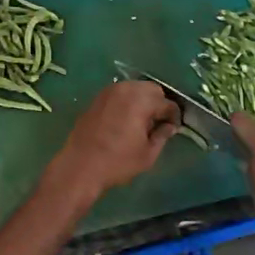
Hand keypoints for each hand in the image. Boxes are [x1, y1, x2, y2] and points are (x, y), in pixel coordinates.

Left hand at [45, 82, 179, 200]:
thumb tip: (169, 126)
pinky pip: (120, 94)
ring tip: (142, 122)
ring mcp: (109, 91)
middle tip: (158, 123)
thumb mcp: (147, 154)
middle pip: (152, 90)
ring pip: (135, 88)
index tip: (173, 128)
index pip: (167, 103)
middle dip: (159, 104)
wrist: (80, 166)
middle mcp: (126, 89)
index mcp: (141, 101)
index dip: (174, 116)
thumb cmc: (117, 162)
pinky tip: (126, 119)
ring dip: (143, 101)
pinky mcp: (98, 98)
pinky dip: (128, 102)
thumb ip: (162, 135)